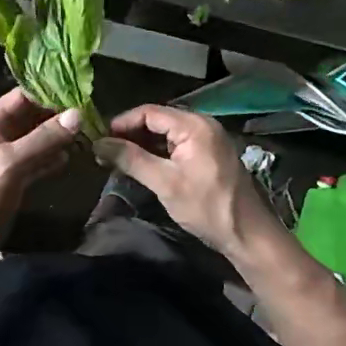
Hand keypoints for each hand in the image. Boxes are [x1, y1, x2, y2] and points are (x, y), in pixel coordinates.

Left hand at [0, 88, 82, 269]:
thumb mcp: (11, 162)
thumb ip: (44, 138)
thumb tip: (78, 115)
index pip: (23, 96)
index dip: (50, 92)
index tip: (81, 93)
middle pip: (33, 117)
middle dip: (59, 116)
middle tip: (91, 115)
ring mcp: (8, 157)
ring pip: (38, 140)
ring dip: (59, 138)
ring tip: (89, 134)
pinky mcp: (16, 178)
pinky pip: (38, 161)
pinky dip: (53, 158)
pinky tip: (72, 158)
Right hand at [92, 105, 282, 258]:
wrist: (247, 233)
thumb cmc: (206, 206)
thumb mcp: (164, 182)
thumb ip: (131, 159)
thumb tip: (98, 143)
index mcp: (194, 125)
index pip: (149, 112)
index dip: (122, 123)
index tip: (99, 139)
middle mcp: (203, 125)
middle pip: (158, 120)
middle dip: (131, 133)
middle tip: (105, 151)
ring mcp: (209, 140)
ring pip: (167, 134)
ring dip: (143, 144)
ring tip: (118, 159)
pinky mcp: (210, 155)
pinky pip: (178, 145)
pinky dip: (159, 152)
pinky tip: (142, 166)